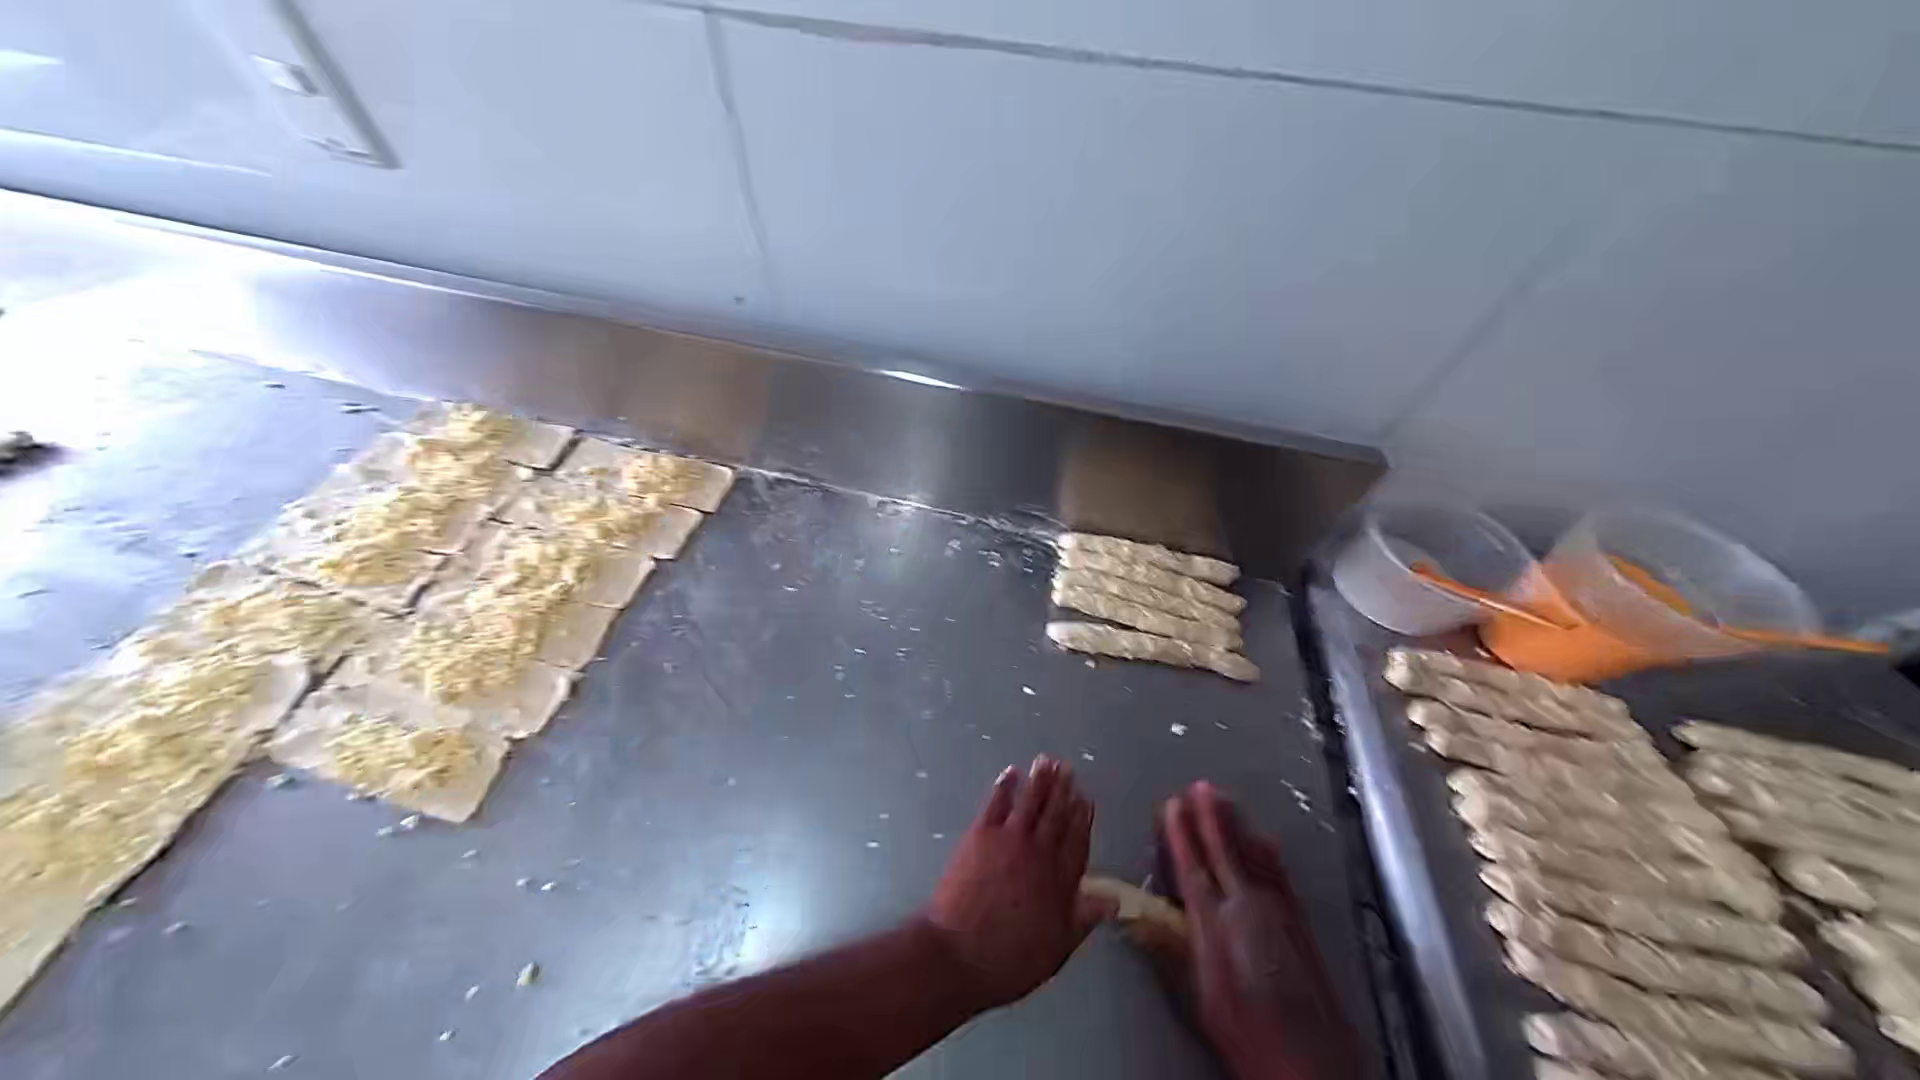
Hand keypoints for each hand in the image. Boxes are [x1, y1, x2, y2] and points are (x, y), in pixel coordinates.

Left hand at [921, 756, 1110, 1009]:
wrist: (959, 952)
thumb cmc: (1010, 958)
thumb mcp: (1057, 947)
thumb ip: (1083, 918)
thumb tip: (1113, 900)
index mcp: (1060, 880)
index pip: (1077, 842)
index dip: (1083, 819)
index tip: (1086, 799)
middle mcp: (1039, 852)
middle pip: (1056, 815)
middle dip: (1063, 791)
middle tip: (1069, 769)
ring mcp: (1009, 839)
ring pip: (1030, 802)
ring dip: (1040, 780)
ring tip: (1047, 761)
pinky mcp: (981, 834)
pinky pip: (997, 802)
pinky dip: (1005, 785)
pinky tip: (1011, 772)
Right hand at [1162, 782, 1355, 1079]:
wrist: (1312, 1065)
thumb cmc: (1244, 1033)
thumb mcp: (1197, 996)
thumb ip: (1170, 946)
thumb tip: (1136, 914)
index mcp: (1214, 926)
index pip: (1191, 867)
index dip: (1179, 834)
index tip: (1170, 805)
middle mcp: (1246, 909)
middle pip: (1224, 852)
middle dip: (1209, 816)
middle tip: (1198, 785)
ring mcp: (1277, 912)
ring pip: (1252, 855)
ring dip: (1236, 824)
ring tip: (1223, 797)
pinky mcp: (1299, 922)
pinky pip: (1278, 873)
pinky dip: (1265, 849)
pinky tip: (1261, 837)